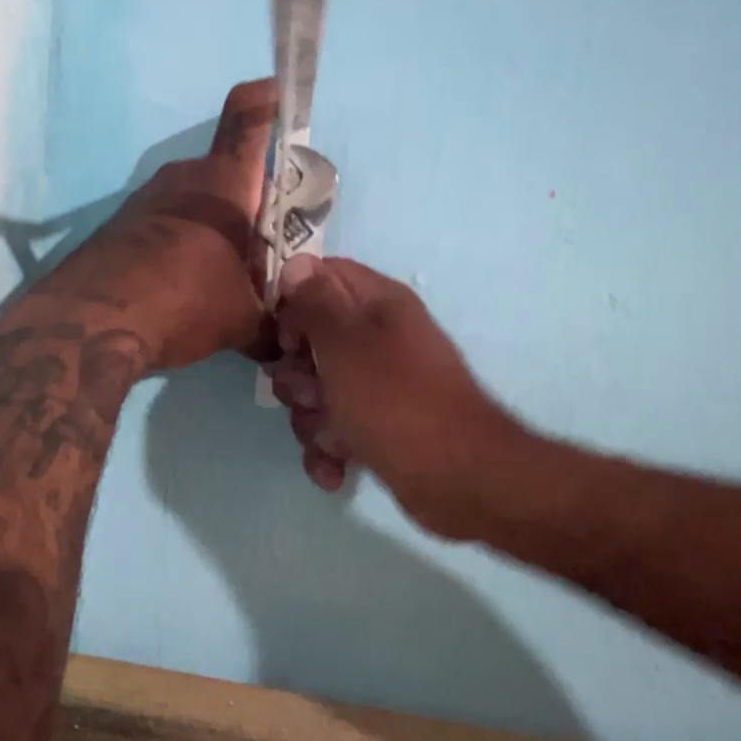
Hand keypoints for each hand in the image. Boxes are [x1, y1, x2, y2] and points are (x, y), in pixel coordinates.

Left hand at [30, 79, 277, 369]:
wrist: (93, 323)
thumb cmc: (184, 301)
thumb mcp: (242, 321)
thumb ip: (272, 325)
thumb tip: (287, 346)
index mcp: (226, 183)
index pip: (250, 114)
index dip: (268, 99)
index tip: (279, 99)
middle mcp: (183, 178)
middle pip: (226, 177)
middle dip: (247, 210)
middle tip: (261, 257)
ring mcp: (143, 201)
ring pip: (193, 206)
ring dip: (211, 235)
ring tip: (221, 286)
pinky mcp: (116, 229)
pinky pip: (162, 229)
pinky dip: (178, 251)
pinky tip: (181, 295)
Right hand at [271, 255, 533, 538]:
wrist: (454, 477)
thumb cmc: (394, 402)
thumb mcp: (345, 343)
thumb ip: (314, 302)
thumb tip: (295, 263)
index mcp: (377, 304)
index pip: (319, 278)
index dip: (292, 306)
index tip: (286, 341)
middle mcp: (377, 338)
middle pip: (308, 344)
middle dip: (297, 377)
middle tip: (313, 394)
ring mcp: (377, 385)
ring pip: (315, 393)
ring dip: (311, 421)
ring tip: (332, 438)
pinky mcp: (375, 426)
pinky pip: (331, 430)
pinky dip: (328, 451)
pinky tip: (336, 470)